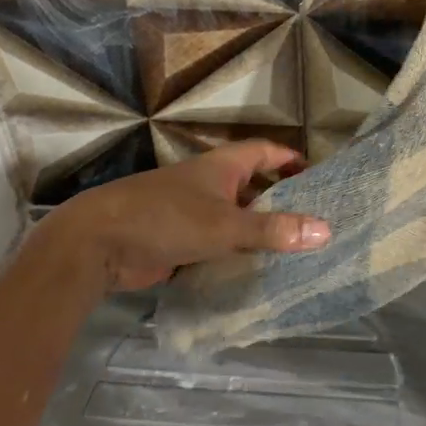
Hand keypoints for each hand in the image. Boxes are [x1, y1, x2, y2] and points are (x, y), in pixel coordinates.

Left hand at [45, 141, 330, 291]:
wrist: (98, 243)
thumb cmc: (165, 219)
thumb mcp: (225, 224)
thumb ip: (273, 229)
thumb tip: (326, 229)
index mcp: (222, 166)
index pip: (265, 152)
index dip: (291, 160)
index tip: (319, 177)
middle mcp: (209, 184)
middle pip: (253, 185)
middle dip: (281, 199)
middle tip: (315, 221)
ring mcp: (192, 213)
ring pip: (235, 218)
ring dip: (258, 230)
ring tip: (295, 251)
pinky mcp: (178, 242)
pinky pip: (217, 244)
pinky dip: (235, 254)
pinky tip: (256, 274)